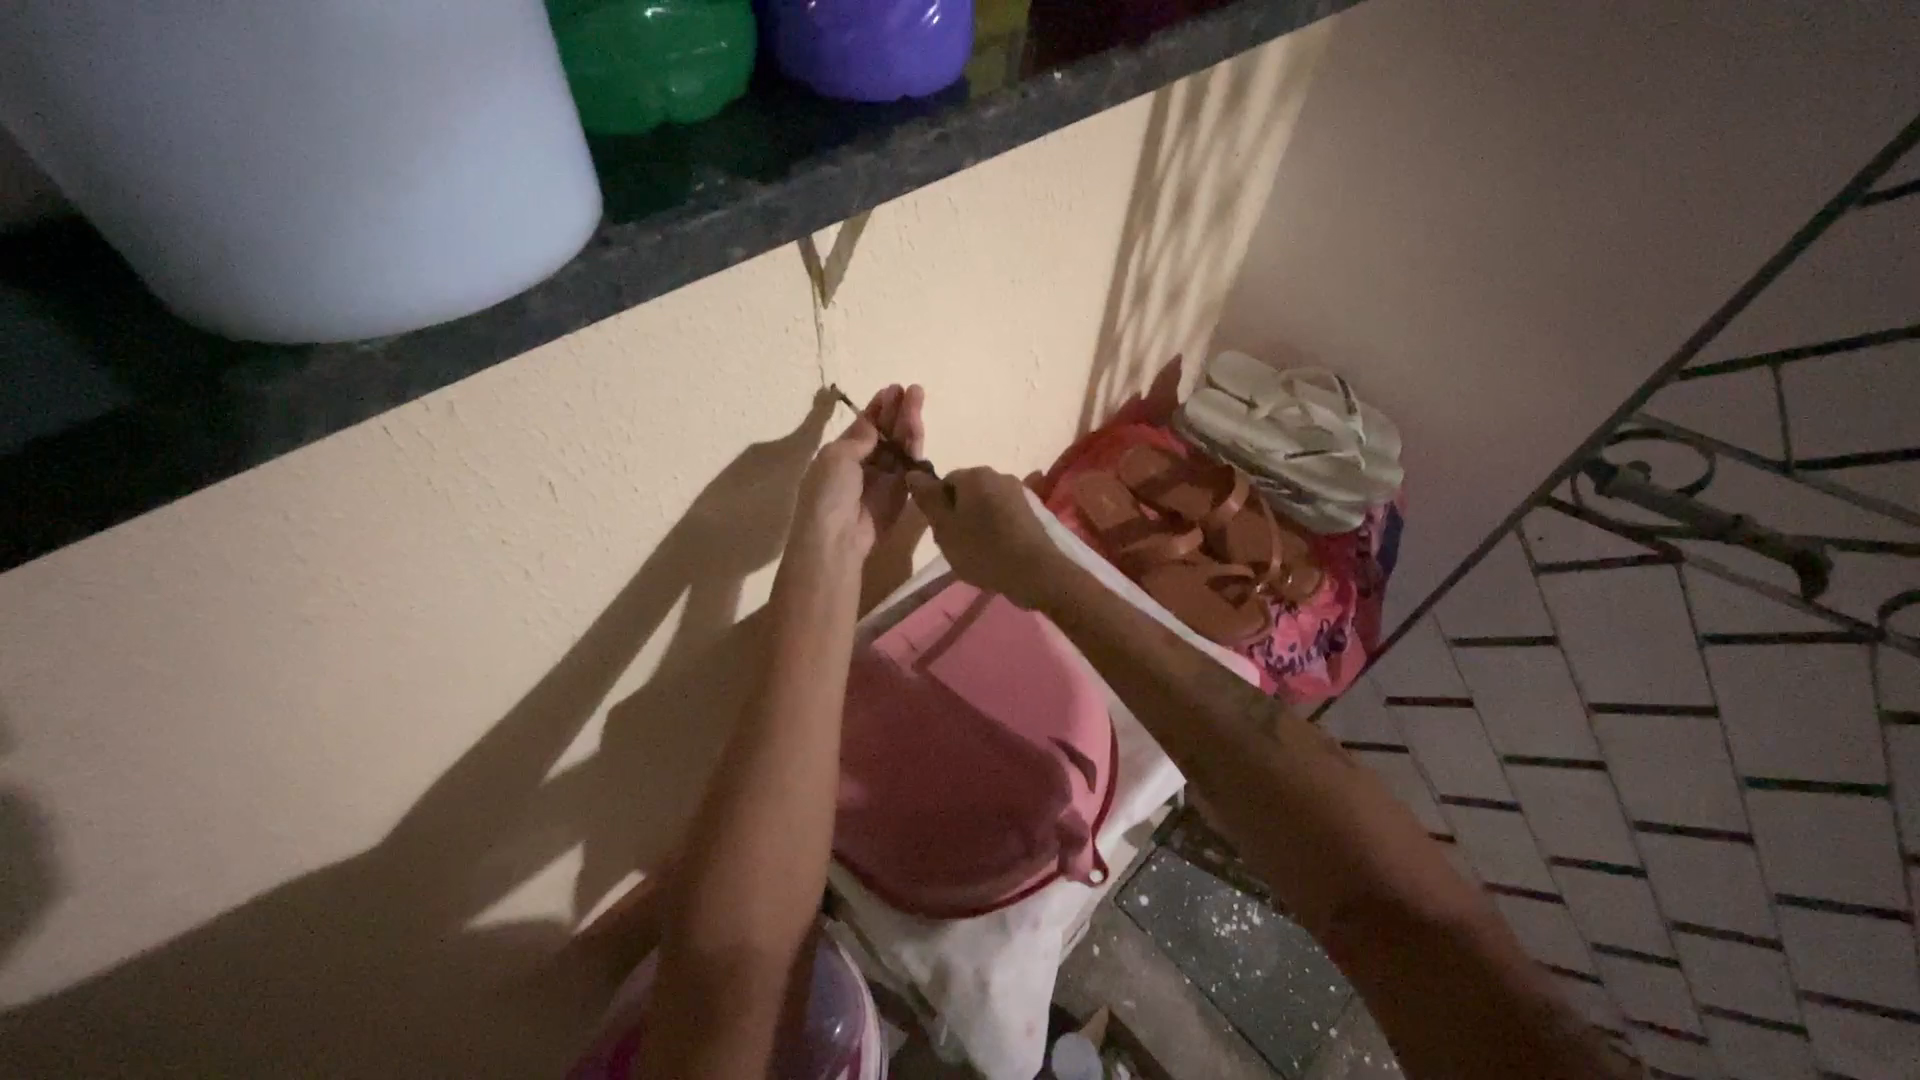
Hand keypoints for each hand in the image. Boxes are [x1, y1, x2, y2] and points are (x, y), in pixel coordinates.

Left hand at [791, 385, 925, 558]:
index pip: (865, 425)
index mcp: (841, 453)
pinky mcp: (900, 492)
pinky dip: (913, 446)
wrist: (837, 537)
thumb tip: (871, 422)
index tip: (892, 389)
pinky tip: (917, 425)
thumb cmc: (828, 493)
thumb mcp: (837, 457)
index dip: (878, 407)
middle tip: (912, 390)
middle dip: (897, 411)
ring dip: (908, 423)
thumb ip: (860, 438)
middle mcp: (864, 463)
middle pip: (885, 433)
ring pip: (900, 445)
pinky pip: (909, 465)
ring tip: (918, 398)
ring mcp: (883, 478)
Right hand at [905, 466, 1071, 608]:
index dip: (939, 509)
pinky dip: (995, 529)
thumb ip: (928, 499)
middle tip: (958, 544)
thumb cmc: (983, 549)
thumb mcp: (945, 527)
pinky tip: (996, 551)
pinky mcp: (1031, 511)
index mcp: (974, 475)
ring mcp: (1018, 492)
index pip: (944, 483)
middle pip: (965, 492)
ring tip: (978, 551)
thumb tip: (913, 473)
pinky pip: (1002, 515)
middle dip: (958, 515)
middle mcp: (998, 475)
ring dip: (976, 523)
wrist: (1035, 572)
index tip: (943, 532)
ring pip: (984, 504)